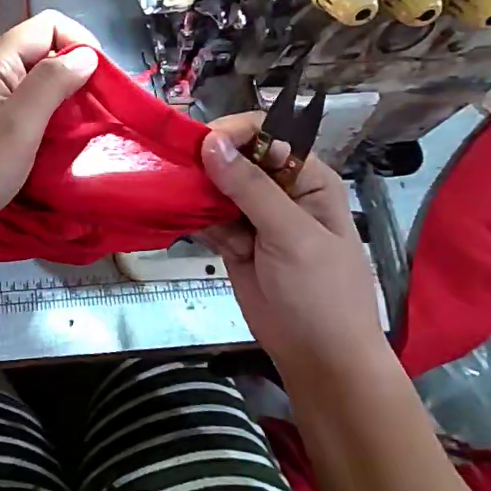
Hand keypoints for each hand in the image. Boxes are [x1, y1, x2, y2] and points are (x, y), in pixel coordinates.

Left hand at [0, 10, 100, 252]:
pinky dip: (52, 118)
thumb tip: (87, 54)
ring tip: (86, 125)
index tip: (103, 79)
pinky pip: (30, 110)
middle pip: (45, 51)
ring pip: (39, 83)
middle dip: (77, 71)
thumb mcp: (18, 126)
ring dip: (67, 98)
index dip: (80, 42)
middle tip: (99, 107)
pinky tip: (64, 139)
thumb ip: (51, 83)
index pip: (47, 25)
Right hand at [198, 115, 387, 369]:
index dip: (236, 134)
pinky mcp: (233, 242)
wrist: (319, 357)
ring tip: (168, 187)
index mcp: (308, 179)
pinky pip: (207, 218)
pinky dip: (192, 216)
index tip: (202, 143)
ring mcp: (254, 218)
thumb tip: (211, 144)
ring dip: (195, 188)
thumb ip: (251, 188)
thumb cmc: (322, 293)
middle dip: (208, 159)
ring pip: (217, 187)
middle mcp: (280, 191)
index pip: (270, 137)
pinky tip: (174, 212)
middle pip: (237, 159)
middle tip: (173, 163)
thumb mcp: (291, 235)